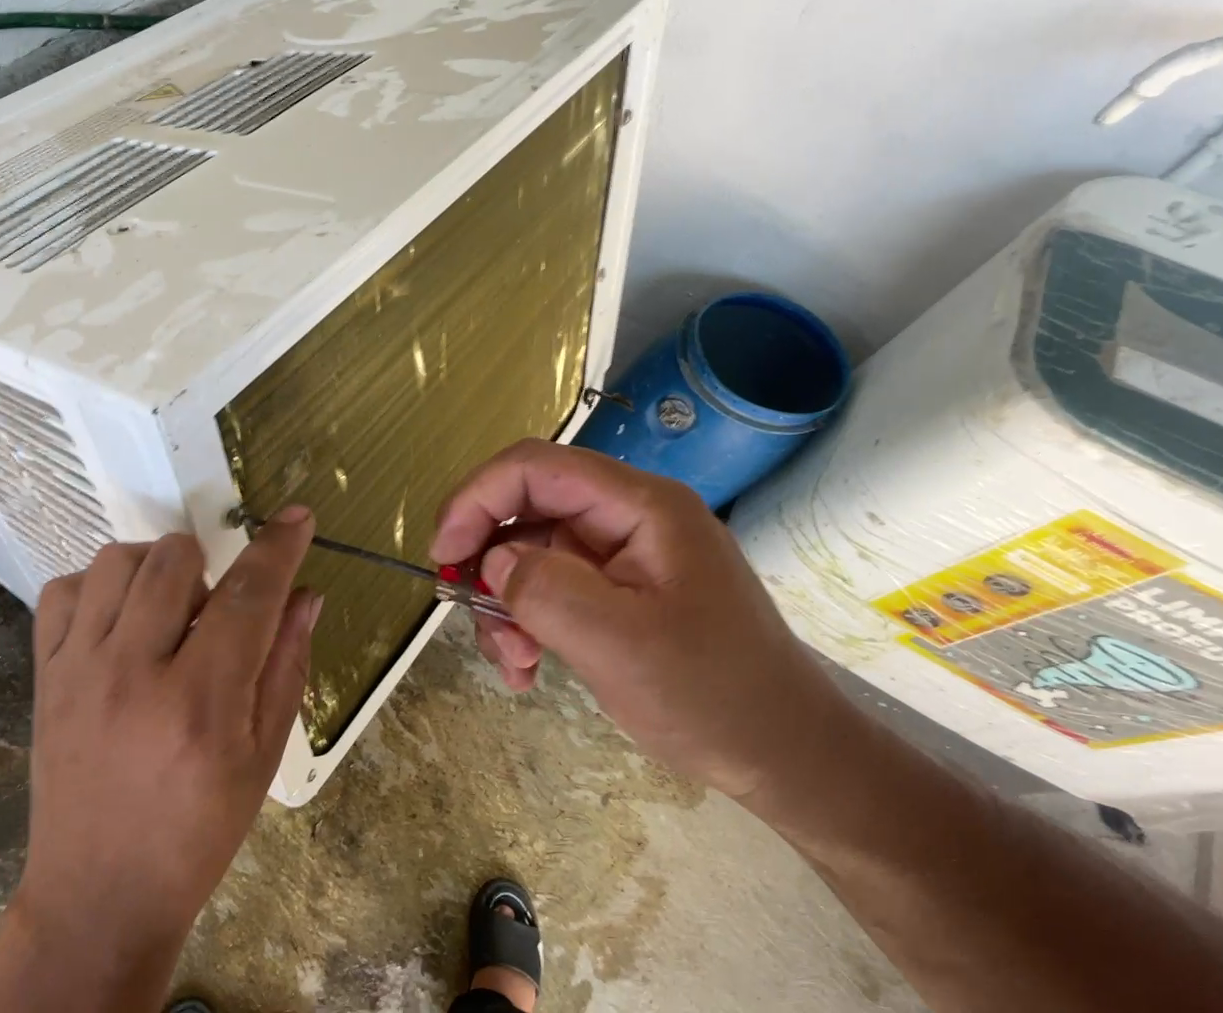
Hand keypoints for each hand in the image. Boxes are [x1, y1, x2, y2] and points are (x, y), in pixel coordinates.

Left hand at [2, 508, 319, 999]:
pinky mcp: (43, 675)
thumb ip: (286, 666)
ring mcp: (78, 669)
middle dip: (210, 562)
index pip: (247, 595)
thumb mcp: (262, 760)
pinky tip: (117, 622)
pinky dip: (96, 588)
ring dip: (154, 568)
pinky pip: (61, 590)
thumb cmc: (197, 834)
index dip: (277, 547)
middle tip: (215, 610)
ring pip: (115, 562)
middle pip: (174, 560)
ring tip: (167, 613)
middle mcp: (134, 672)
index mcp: (200, 703)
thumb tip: (305, 593)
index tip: (297, 517)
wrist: (99, 892)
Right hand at [429, 440, 853, 799]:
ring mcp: (621, 558)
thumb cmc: (713, 696)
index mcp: (641, 507)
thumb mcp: (619, 645)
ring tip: (513, 663)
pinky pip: (547, 590)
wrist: (783, 757)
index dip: (476, 498)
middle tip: (471, 617)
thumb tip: (492, 563)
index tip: (442, 554)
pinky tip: (526, 670)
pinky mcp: (615, 594)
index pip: (535, 467)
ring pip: (527, 555)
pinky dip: (523, 624)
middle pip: (525, 510)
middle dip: (487, 563)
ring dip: (503, 606)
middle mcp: (627, 519)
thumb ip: (545, 590)